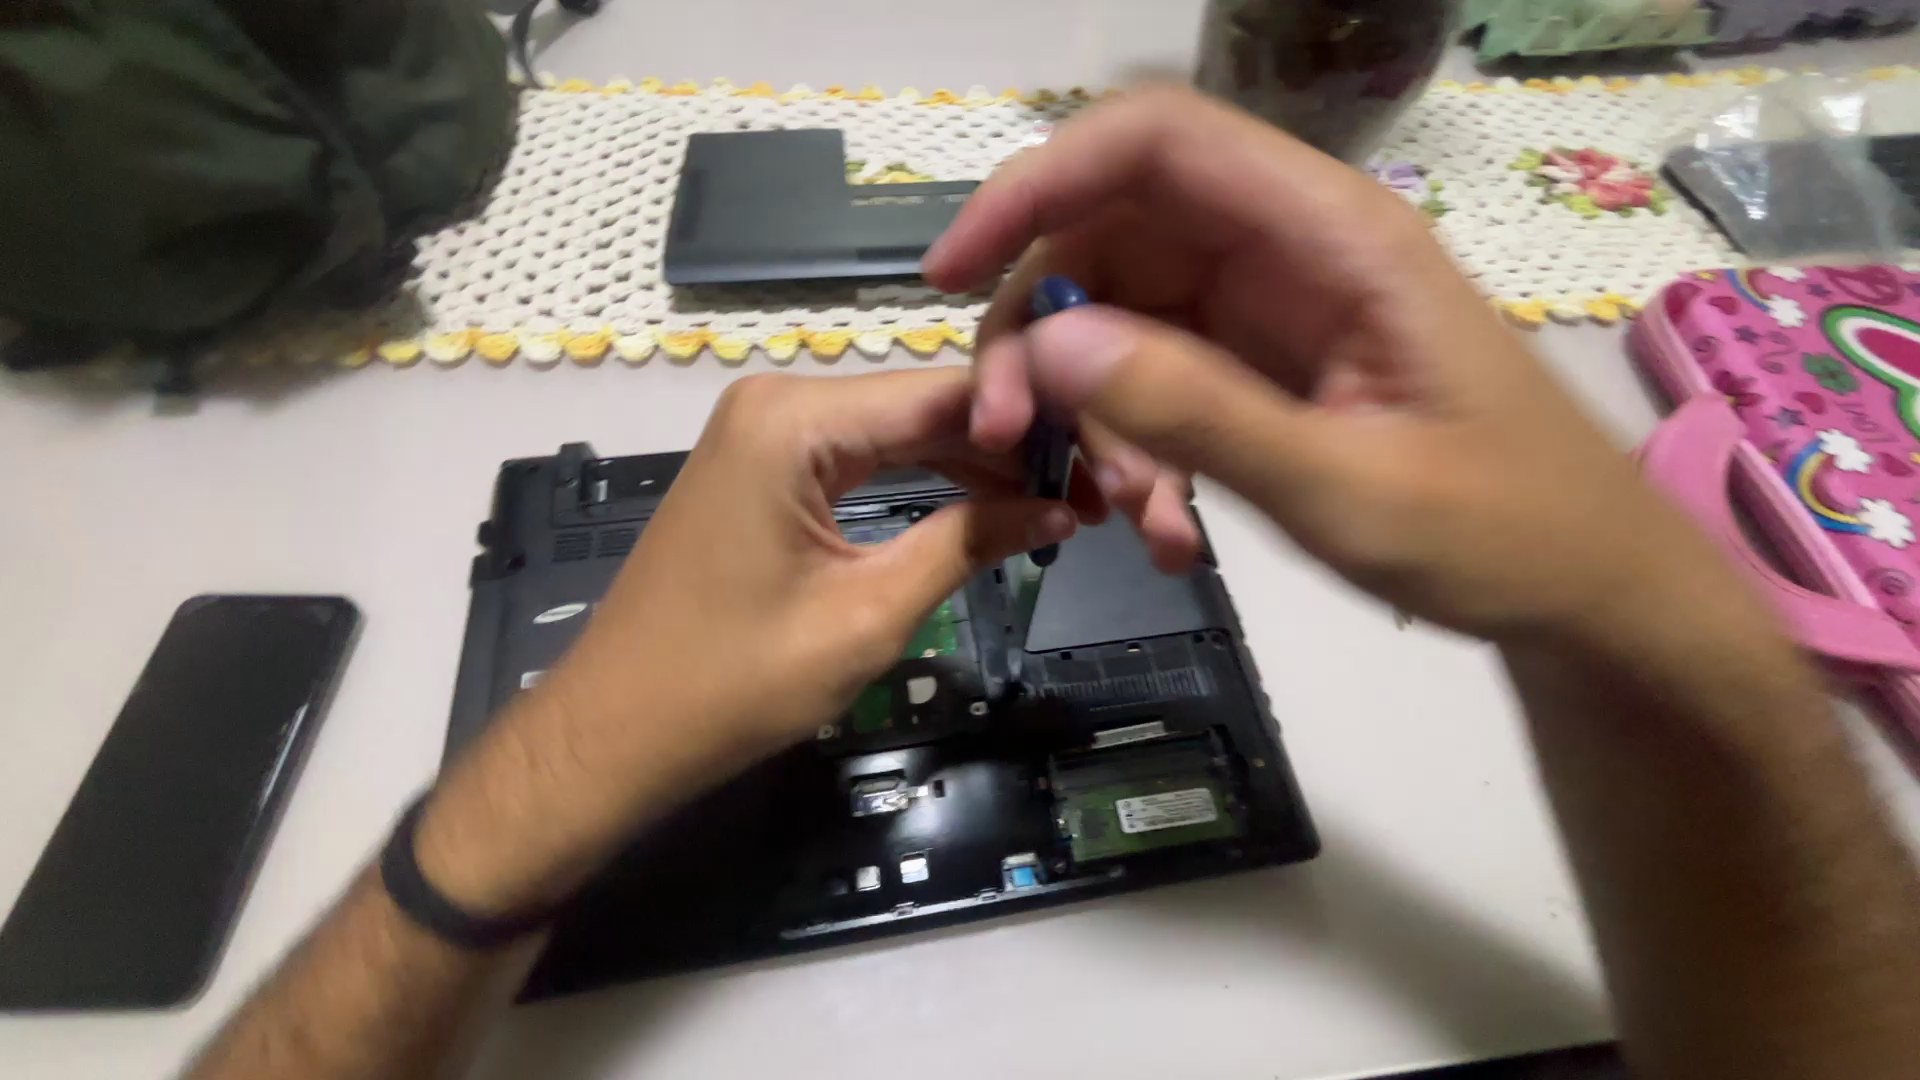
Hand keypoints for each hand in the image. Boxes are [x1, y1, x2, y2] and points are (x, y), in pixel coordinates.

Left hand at [414, 370, 1082, 912]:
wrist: (616, 732)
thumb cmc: (734, 682)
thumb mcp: (868, 615)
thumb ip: (965, 544)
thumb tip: (1055, 509)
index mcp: (796, 420)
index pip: (945, 398)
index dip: (1031, 428)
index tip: (1100, 461)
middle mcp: (780, 401)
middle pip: (923, 409)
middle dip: (1006, 451)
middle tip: (1086, 493)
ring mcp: (767, 432)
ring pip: (897, 433)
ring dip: (969, 470)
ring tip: (1050, 507)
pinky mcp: (764, 468)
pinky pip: (861, 459)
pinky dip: (919, 484)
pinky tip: (979, 508)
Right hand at [925, 84, 1726, 642]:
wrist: (1576, 592)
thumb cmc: (1496, 534)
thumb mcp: (1342, 486)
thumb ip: (1195, 411)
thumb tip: (1048, 345)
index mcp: (1329, 237)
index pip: (1154, 145)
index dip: (1037, 186)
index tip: (952, 275)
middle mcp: (1285, 253)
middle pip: (1111, 238)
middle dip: (1039, 332)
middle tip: (1008, 434)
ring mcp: (1265, 315)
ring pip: (1117, 322)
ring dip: (1088, 414)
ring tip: (1118, 512)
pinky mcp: (1253, 373)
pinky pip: (1151, 386)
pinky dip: (1132, 454)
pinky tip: (1160, 529)